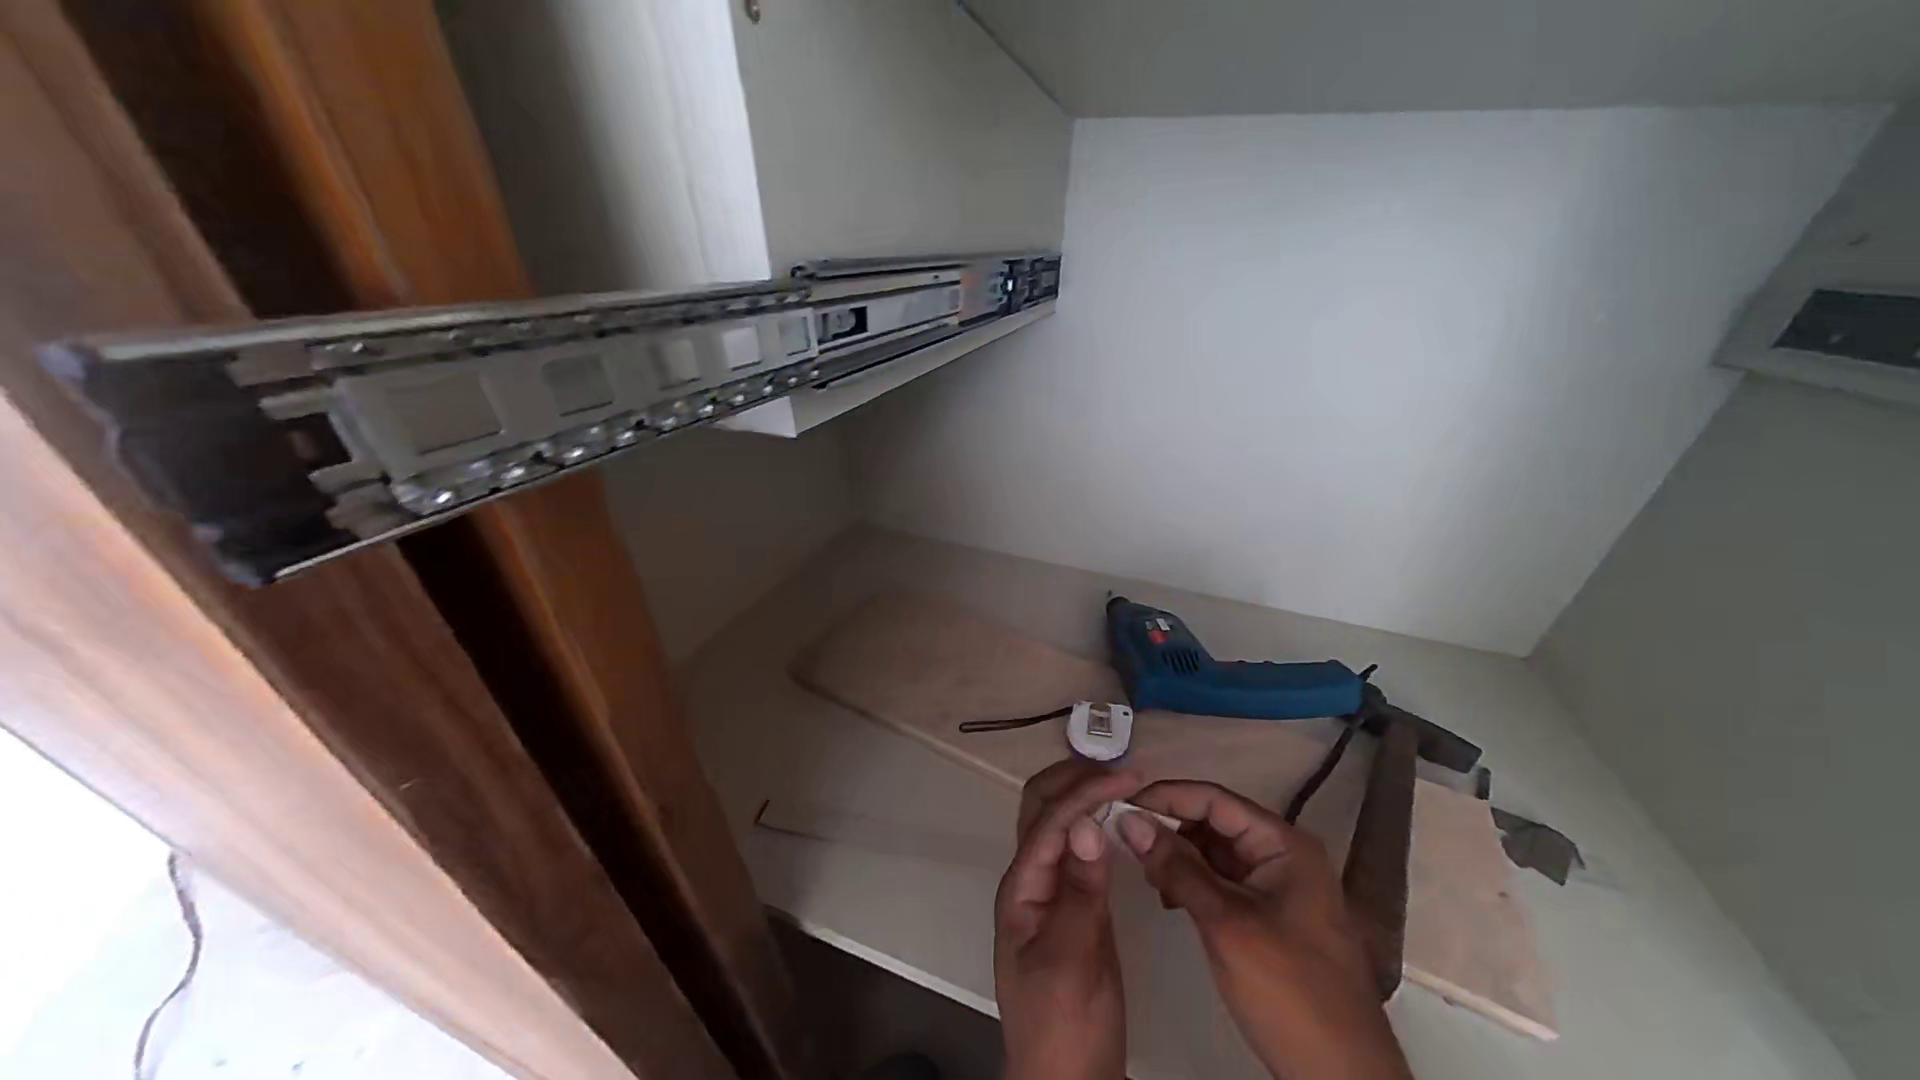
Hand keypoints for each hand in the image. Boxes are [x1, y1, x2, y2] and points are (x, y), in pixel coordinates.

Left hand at [994, 760, 1143, 1079]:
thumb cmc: (1063, 1026)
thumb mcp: (1071, 963)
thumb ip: (1079, 894)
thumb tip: (1087, 825)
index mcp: (1021, 888)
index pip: (1049, 822)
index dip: (1084, 793)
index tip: (1128, 777)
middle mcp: (1030, 878)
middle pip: (1041, 808)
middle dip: (1075, 779)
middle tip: (1123, 771)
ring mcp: (1050, 889)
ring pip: (1058, 822)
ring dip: (1083, 794)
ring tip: (1124, 784)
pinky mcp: (1074, 903)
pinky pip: (1078, 848)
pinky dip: (1096, 823)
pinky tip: (1119, 822)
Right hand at [1117, 781, 1411, 1079]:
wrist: (1342, 1077)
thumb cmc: (1288, 990)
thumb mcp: (1224, 922)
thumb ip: (1176, 866)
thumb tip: (1128, 819)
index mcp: (1283, 844)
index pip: (1215, 799)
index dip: (1166, 795)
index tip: (1120, 802)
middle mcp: (1281, 854)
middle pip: (1214, 821)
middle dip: (1170, 828)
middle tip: (1126, 842)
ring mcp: (1276, 885)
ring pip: (1213, 851)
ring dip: (1178, 856)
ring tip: (1147, 875)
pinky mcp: (1266, 912)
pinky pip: (1220, 879)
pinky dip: (1191, 882)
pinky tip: (1169, 898)